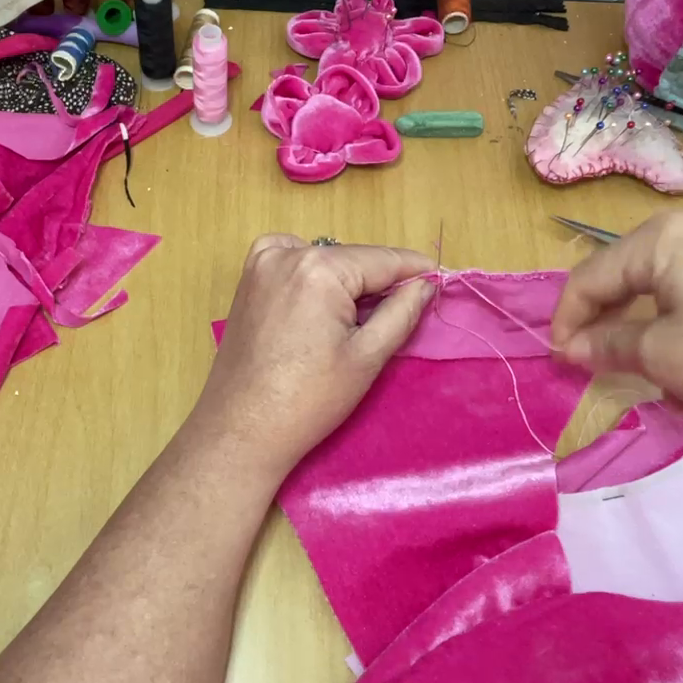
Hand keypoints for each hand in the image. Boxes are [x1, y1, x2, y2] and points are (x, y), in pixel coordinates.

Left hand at [185, 236, 436, 479]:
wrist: (240, 429)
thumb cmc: (308, 400)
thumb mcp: (366, 357)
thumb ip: (401, 312)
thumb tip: (426, 283)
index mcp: (319, 268)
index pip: (382, 260)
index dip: (415, 271)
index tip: (442, 279)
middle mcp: (286, 253)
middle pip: (352, 258)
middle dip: (380, 281)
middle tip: (406, 309)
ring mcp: (261, 264)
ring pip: (323, 259)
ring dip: (346, 279)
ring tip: (361, 318)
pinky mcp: (247, 281)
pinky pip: (290, 260)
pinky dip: (311, 272)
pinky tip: (320, 300)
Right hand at [549, 210, 682, 455]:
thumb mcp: (661, 356)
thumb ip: (607, 346)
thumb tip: (572, 348)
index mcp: (666, 235)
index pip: (591, 275)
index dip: (566, 318)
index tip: (558, 358)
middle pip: (634, 274)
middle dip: (610, 322)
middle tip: (597, 364)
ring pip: (676, 286)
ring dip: (652, 329)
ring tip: (653, 377)